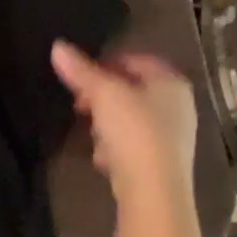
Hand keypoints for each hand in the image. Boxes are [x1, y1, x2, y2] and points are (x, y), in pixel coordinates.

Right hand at [51, 41, 196, 206]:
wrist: (154, 190)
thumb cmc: (133, 131)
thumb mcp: (102, 94)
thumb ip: (80, 70)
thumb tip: (57, 46)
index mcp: (171, 82)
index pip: (135, 60)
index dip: (104, 63)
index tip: (79, 77)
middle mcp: (179, 105)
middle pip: (131, 90)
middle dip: (101, 97)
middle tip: (79, 104)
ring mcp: (173, 135)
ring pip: (129, 118)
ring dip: (106, 123)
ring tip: (90, 134)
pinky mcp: (163, 161)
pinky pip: (133, 143)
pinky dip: (115, 146)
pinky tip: (103, 158)